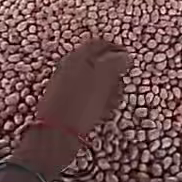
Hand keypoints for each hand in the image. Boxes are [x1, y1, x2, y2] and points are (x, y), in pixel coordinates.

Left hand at [13, 39, 129, 178]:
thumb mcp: (101, 83)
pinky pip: (85, 94)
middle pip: (94, 61)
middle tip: (123, 77)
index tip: (127, 56)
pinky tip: (103, 109)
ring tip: (115, 97)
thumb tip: (124, 56)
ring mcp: (64, 85)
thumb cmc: (78, 108)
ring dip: (105, 85)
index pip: (97, 44)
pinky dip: (97, 98)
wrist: (55, 137)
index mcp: (76, 59)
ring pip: (90, 78)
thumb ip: (113, 66)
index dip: (114, 48)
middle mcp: (67, 69)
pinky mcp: (64, 102)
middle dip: (111, 68)